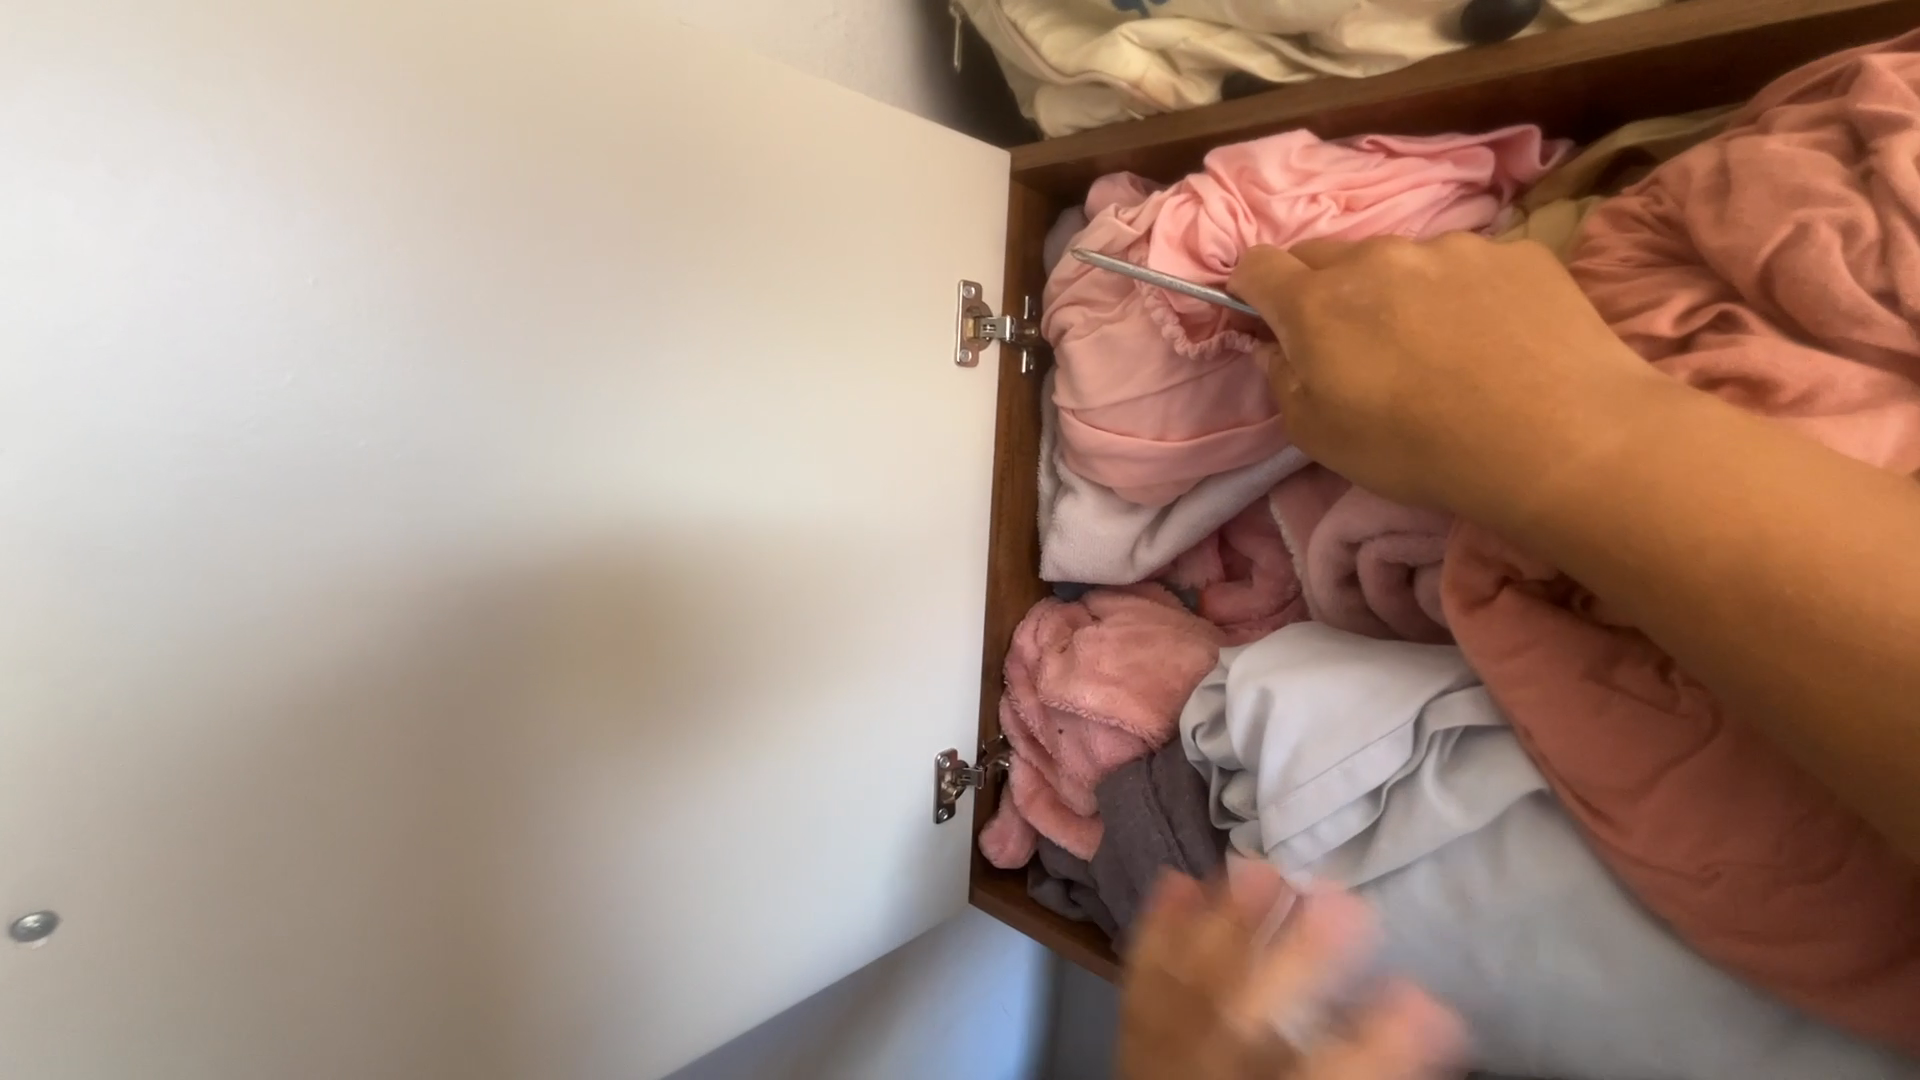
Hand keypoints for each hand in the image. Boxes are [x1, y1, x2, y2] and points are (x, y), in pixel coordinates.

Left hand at [1116, 859, 1463, 1079]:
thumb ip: (1355, 1060)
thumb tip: (1427, 1014)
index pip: (1327, 1073)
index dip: (1379, 1042)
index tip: (1428, 998)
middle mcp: (1211, 1071)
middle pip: (1250, 1014)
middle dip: (1297, 955)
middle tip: (1344, 898)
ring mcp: (1165, 1050)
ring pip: (1191, 982)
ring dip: (1228, 919)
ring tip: (1262, 866)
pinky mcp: (1134, 1029)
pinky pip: (1141, 976)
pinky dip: (1159, 925)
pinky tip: (1179, 877)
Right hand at [1227, 235, 1659, 518]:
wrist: (1557, 438)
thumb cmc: (1412, 447)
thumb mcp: (1315, 435)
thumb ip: (1281, 380)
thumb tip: (1274, 348)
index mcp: (1315, 303)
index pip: (1257, 264)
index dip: (1249, 289)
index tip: (1263, 320)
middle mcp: (1375, 258)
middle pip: (1321, 254)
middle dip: (1316, 290)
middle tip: (1344, 343)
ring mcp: (1450, 248)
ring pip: (1394, 260)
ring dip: (1389, 291)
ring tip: (1427, 346)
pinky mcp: (1515, 253)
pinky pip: (1461, 266)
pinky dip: (1454, 294)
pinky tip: (1484, 340)